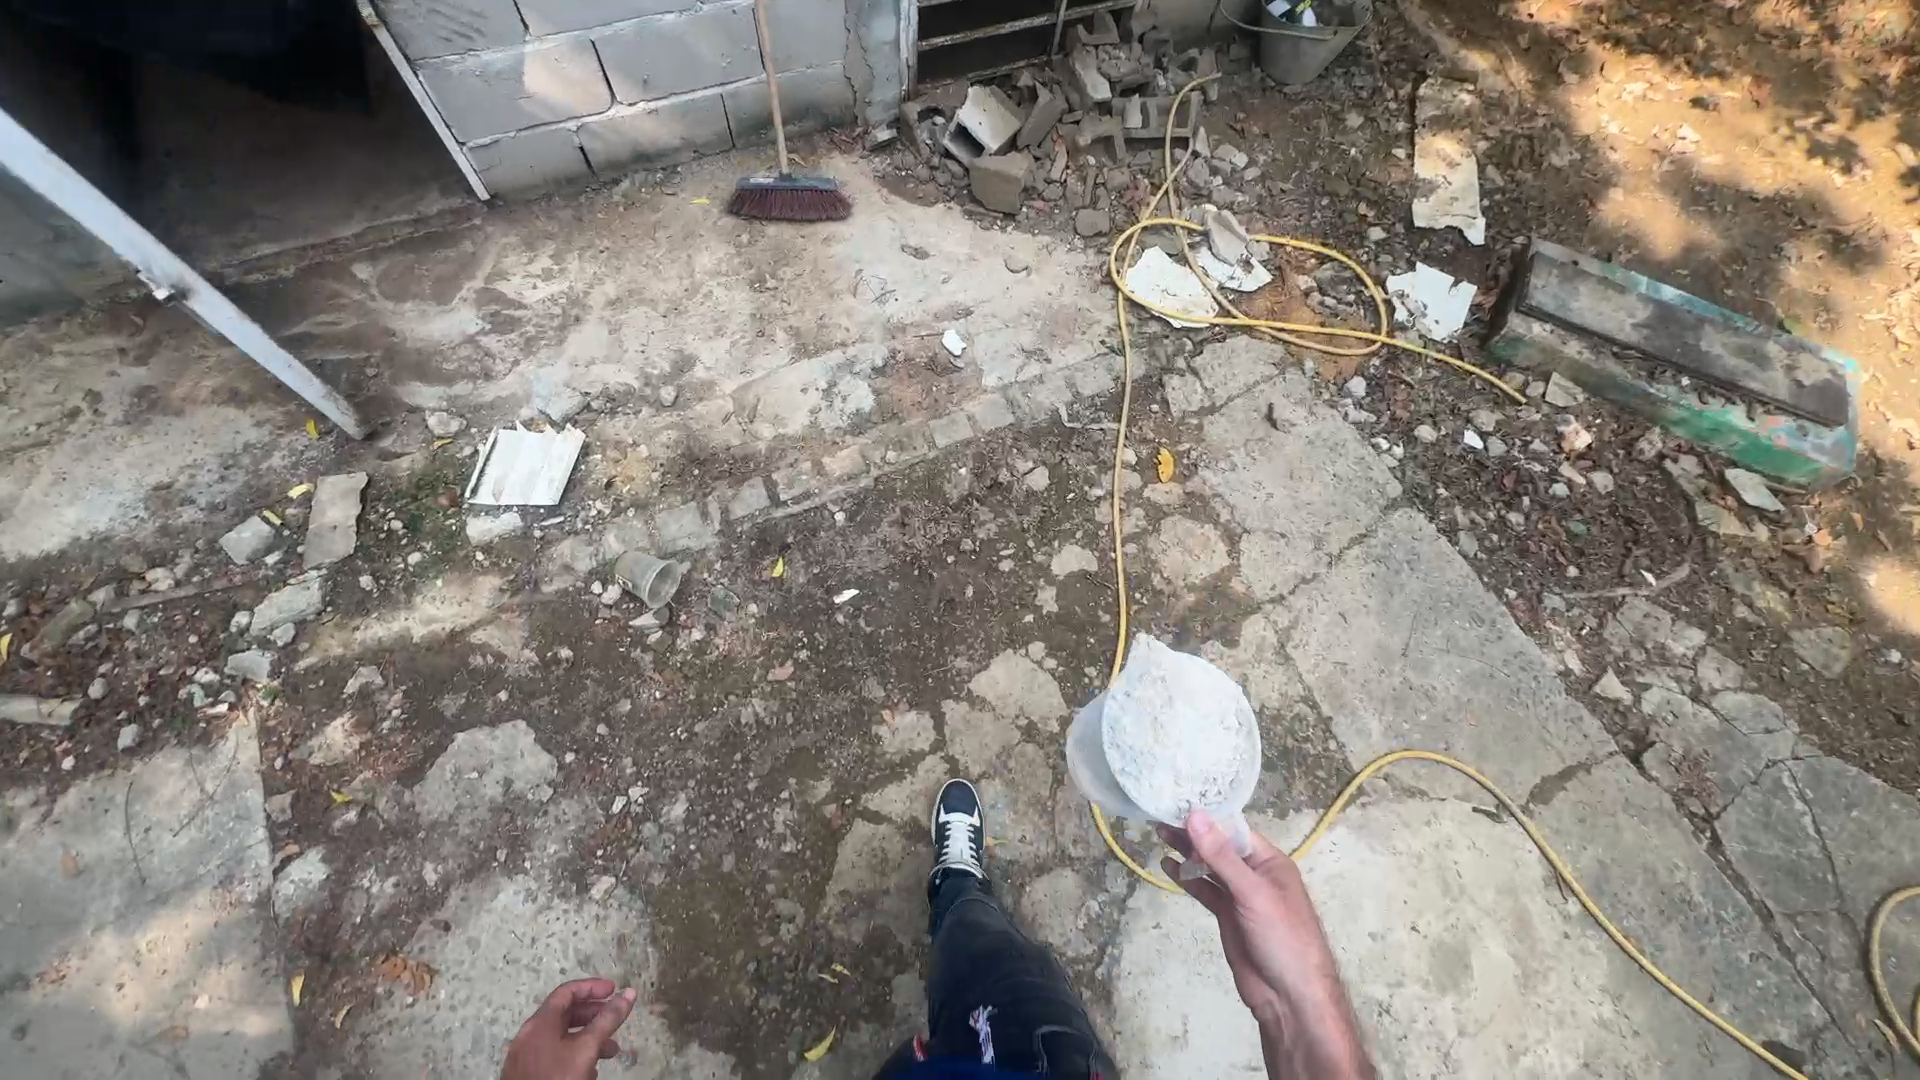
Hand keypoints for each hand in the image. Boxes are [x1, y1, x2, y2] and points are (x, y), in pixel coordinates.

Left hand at [501, 979, 637, 1079]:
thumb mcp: (588, 1047)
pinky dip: (574, 1053)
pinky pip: (553, 1054)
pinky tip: (589, 1070)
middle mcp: (528, 1036)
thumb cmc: (558, 1078)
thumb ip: (608, 1019)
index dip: (593, 987)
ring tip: (610, 1051)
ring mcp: (524, 1058)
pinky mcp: (526, 1076)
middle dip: (594, 1014)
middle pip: (564, 1013)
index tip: (614, 991)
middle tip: (613, 1019)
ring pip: (561, 1037)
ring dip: (588, 1037)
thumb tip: (630, 993)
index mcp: (539, 1023)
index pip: (567, 991)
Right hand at [1159, 811, 1373, 1079]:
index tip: (1176, 800)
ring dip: (1186, 851)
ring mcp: (1240, 895)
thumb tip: (1194, 815)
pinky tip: (1168, 865)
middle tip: (1160, 815)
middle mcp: (1254, 874)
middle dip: (1192, 832)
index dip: (1206, 816)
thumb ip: (1220, 855)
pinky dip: (1187, 877)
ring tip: (1158, 833)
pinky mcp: (1228, 915)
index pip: (1233, 829)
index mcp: (1269, 861)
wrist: (1290, 999)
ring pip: (1209, 866)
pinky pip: (1204, 889)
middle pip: (1219, 846)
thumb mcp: (1252, 893)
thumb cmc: (1282, 937)